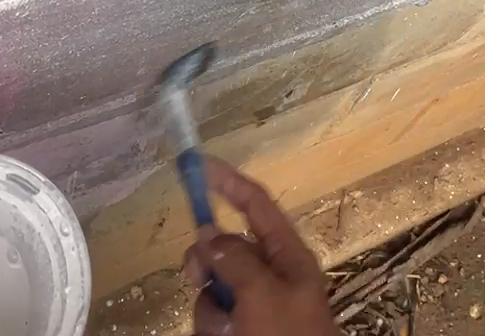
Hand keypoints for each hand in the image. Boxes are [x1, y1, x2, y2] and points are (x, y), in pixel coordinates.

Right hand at [181, 157, 337, 335]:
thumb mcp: (263, 294)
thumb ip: (234, 258)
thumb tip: (208, 235)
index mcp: (288, 256)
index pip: (256, 203)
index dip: (228, 180)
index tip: (196, 165)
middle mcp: (270, 276)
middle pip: (225, 246)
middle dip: (207, 261)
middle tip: (197, 275)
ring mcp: (254, 308)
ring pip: (213, 287)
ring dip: (211, 310)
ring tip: (226, 334)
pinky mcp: (240, 332)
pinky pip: (212, 318)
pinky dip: (212, 330)